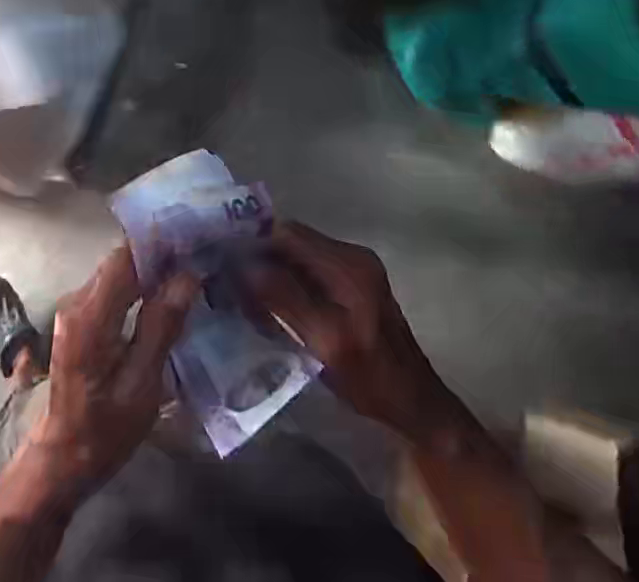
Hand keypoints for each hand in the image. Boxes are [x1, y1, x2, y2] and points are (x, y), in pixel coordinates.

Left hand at [19, 244, 197, 499]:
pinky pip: (113, 289)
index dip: (158, 241)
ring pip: (118, 273)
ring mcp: (75, 310)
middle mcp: (77, 303)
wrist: (63, 458)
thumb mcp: (142, 384)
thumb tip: (187, 277)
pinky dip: (140, 284)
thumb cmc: (105, 429)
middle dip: (160, 252)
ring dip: (152, 268)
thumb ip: (162, 327)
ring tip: (192, 267)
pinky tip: (167, 292)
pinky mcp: (80, 320)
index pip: (124, 257)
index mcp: (90, 316)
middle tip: (201, 250)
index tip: (193, 233)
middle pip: (121, 261)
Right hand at [246, 221, 472, 447]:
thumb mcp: (324, 341)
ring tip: (246, 299)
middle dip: (259, 258)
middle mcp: (351, 255)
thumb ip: (285, 298)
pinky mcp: (352, 284)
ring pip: (297, 256)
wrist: (414, 403)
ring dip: (271, 271)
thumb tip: (244, 265)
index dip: (253, 244)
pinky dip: (286, 282)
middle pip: (291, 241)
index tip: (224, 264)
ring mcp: (354, 269)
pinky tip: (272, 307)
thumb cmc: (371, 378)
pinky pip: (309, 270)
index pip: (288, 234)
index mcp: (347, 264)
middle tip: (230, 285)